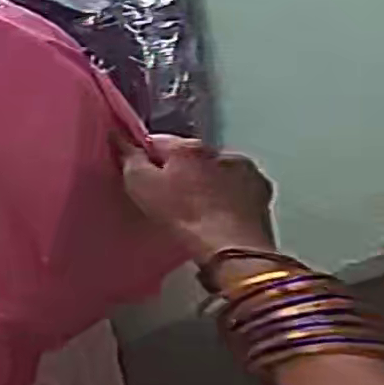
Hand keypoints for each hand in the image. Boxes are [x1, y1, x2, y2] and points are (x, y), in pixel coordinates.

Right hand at [121, 135, 276, 266]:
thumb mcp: (138, 182)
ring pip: (213, 170)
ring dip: (203, 180)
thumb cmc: (179, 212)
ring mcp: (247, 172)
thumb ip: (128, 155)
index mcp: (188, 146)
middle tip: (164, 194)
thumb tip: (119, 136)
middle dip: (176, 169)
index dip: (143, 158)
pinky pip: (235, 187)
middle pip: (187, 156)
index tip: (139, 176)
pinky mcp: (264, 194)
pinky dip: (224, 194)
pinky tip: (214, 212)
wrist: (230, 248)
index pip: (155, 141)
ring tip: (191, 205)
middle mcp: (221, 151)